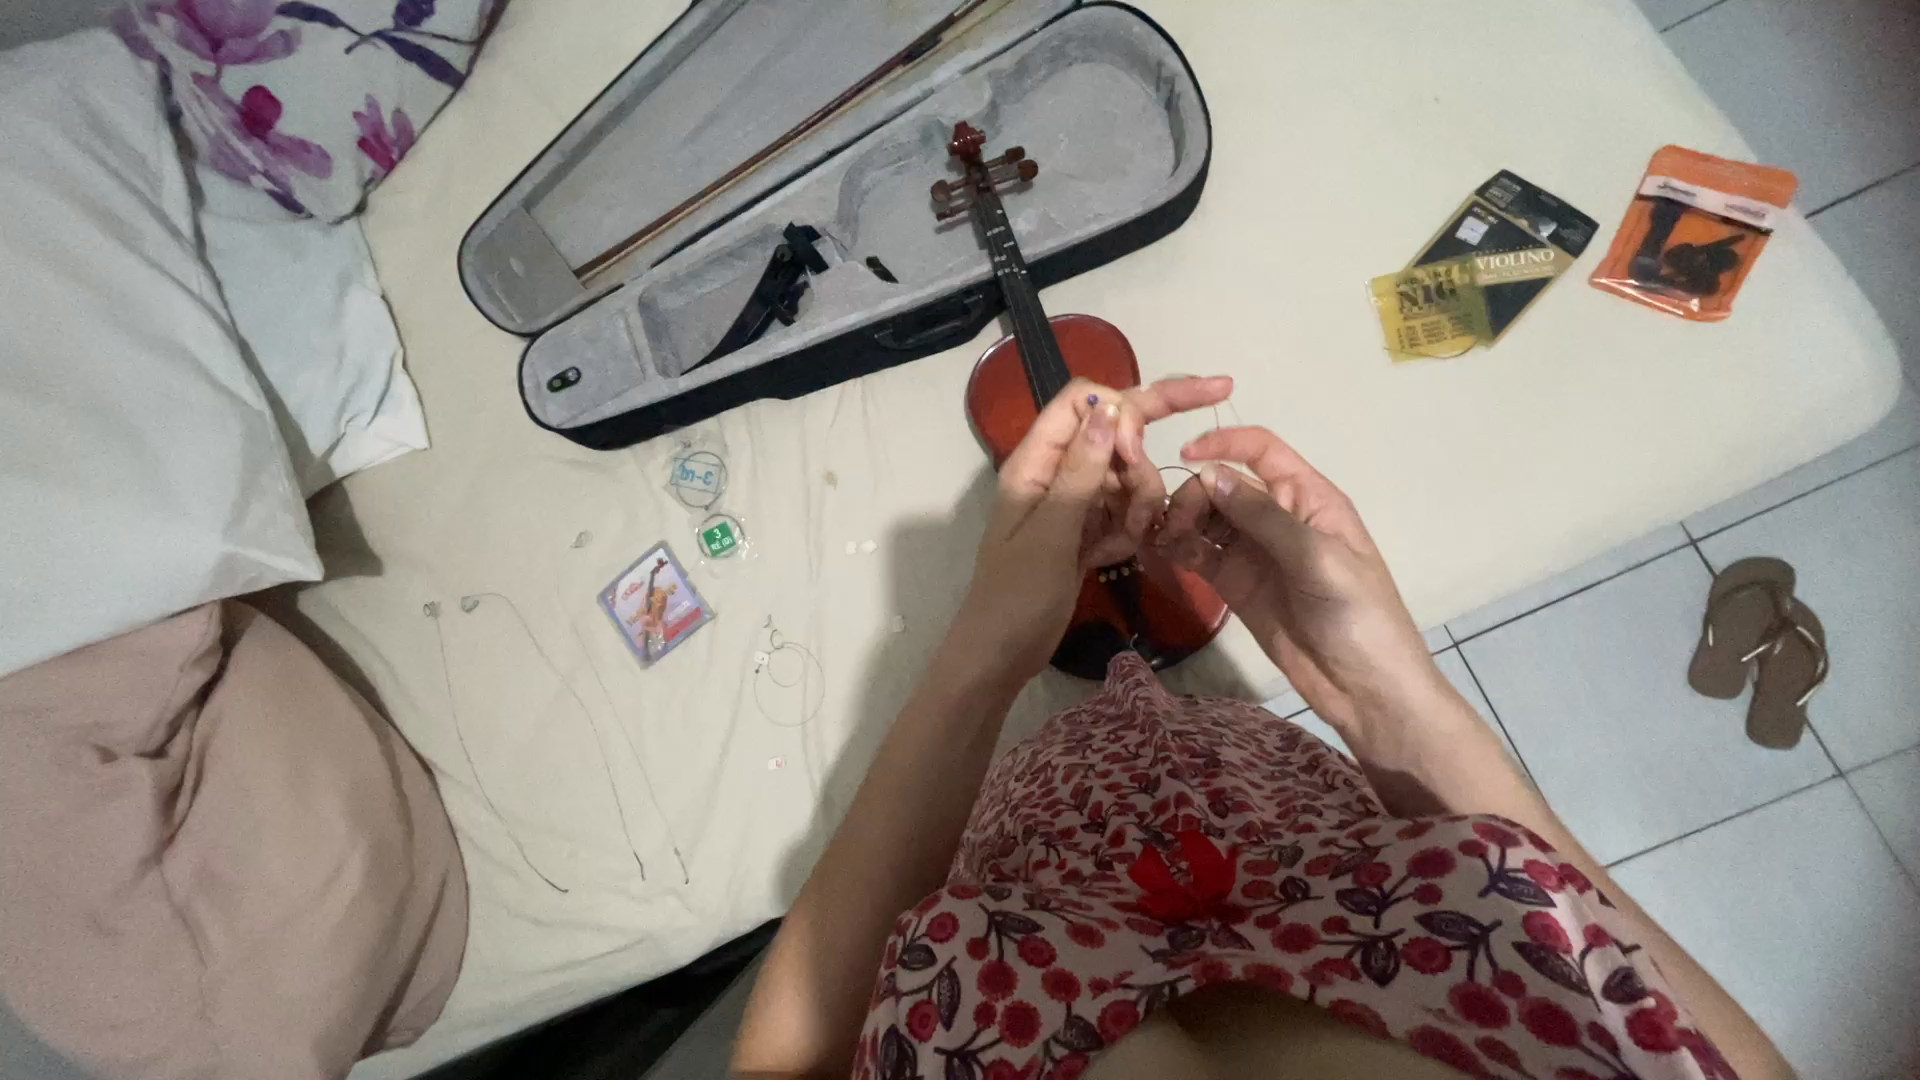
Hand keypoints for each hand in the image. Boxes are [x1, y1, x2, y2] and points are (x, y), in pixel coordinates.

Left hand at [950, 375, 1233, 683]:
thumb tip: (1109, 407)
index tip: (1139, 451)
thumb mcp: (1051, 533)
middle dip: (1138, 464)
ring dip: (1136, 506)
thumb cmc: (1016, 597)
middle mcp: (1054, 471)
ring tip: (1119, 544)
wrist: (1000, 656)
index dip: (1123, 406)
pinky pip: (1122, 509)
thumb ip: (1081, 471)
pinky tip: (1110, 558)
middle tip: (1138, 511)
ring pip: (1125, 474)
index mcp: (1034, 462)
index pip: (1081, 399)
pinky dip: (1126, 530)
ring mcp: (1071, 501)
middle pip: (1112, 433)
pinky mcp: (1085, 529)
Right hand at [1154, 426, 1436, 725]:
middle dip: (1193, 495)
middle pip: (1223, 485)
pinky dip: (1176, 549)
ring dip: (1179, 521)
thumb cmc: (1357, 613)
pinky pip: (1198, 554)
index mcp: (1307, 498)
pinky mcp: (1232, 582)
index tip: (1185, 454)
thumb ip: (1262, 516)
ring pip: (1205, 517)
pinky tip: (1159, 553)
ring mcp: (1251, 550)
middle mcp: (1275, 516)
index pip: (1262, 450)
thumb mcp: (1316, 557)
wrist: (1361, 685)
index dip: (1225, 444)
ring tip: (1162, 541)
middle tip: (1174, 524)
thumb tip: (1211, 475)